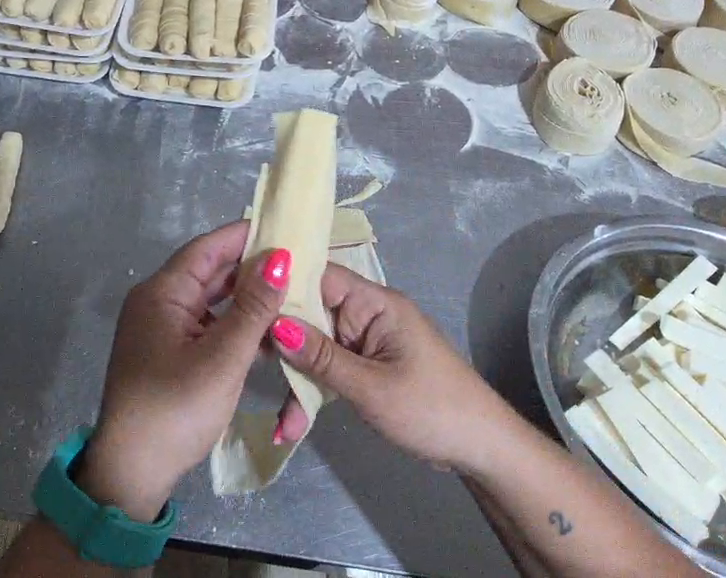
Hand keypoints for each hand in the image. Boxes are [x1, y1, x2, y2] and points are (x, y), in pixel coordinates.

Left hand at [79, 221, 290, 519]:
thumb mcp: (222, 358)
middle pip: (209, 271)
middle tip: (299, 262)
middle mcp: (157, 302)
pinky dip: (234, 324)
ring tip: (291, 293)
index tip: (286, 227)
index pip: (208, 248)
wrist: (130, 472)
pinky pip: (206, 324)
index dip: (246, 235)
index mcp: (162, 293)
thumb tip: (280, 257)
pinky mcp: (168, 353)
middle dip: (251, 267)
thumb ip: (253, 307)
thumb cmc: (175, 409)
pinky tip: (266, 332)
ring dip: (246, 298)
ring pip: (210, 299)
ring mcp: (161, 328)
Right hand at [270, 264, 513, 474]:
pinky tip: (293, 426)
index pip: (319, 276)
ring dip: (297, 379)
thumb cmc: (433, 409)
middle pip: (311, 312)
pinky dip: (313, 392)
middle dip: (281, 341)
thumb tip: (274, 323)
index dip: (281, 283)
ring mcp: (366, 340)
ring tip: (281, 421)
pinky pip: (329, 368)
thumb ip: (321, 356)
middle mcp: (367, 313)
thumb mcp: (371, 387)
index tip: (241, 297)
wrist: (483, 449)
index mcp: (375, 302)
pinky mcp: (366, 365)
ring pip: (315, 345)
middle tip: (246, 360)